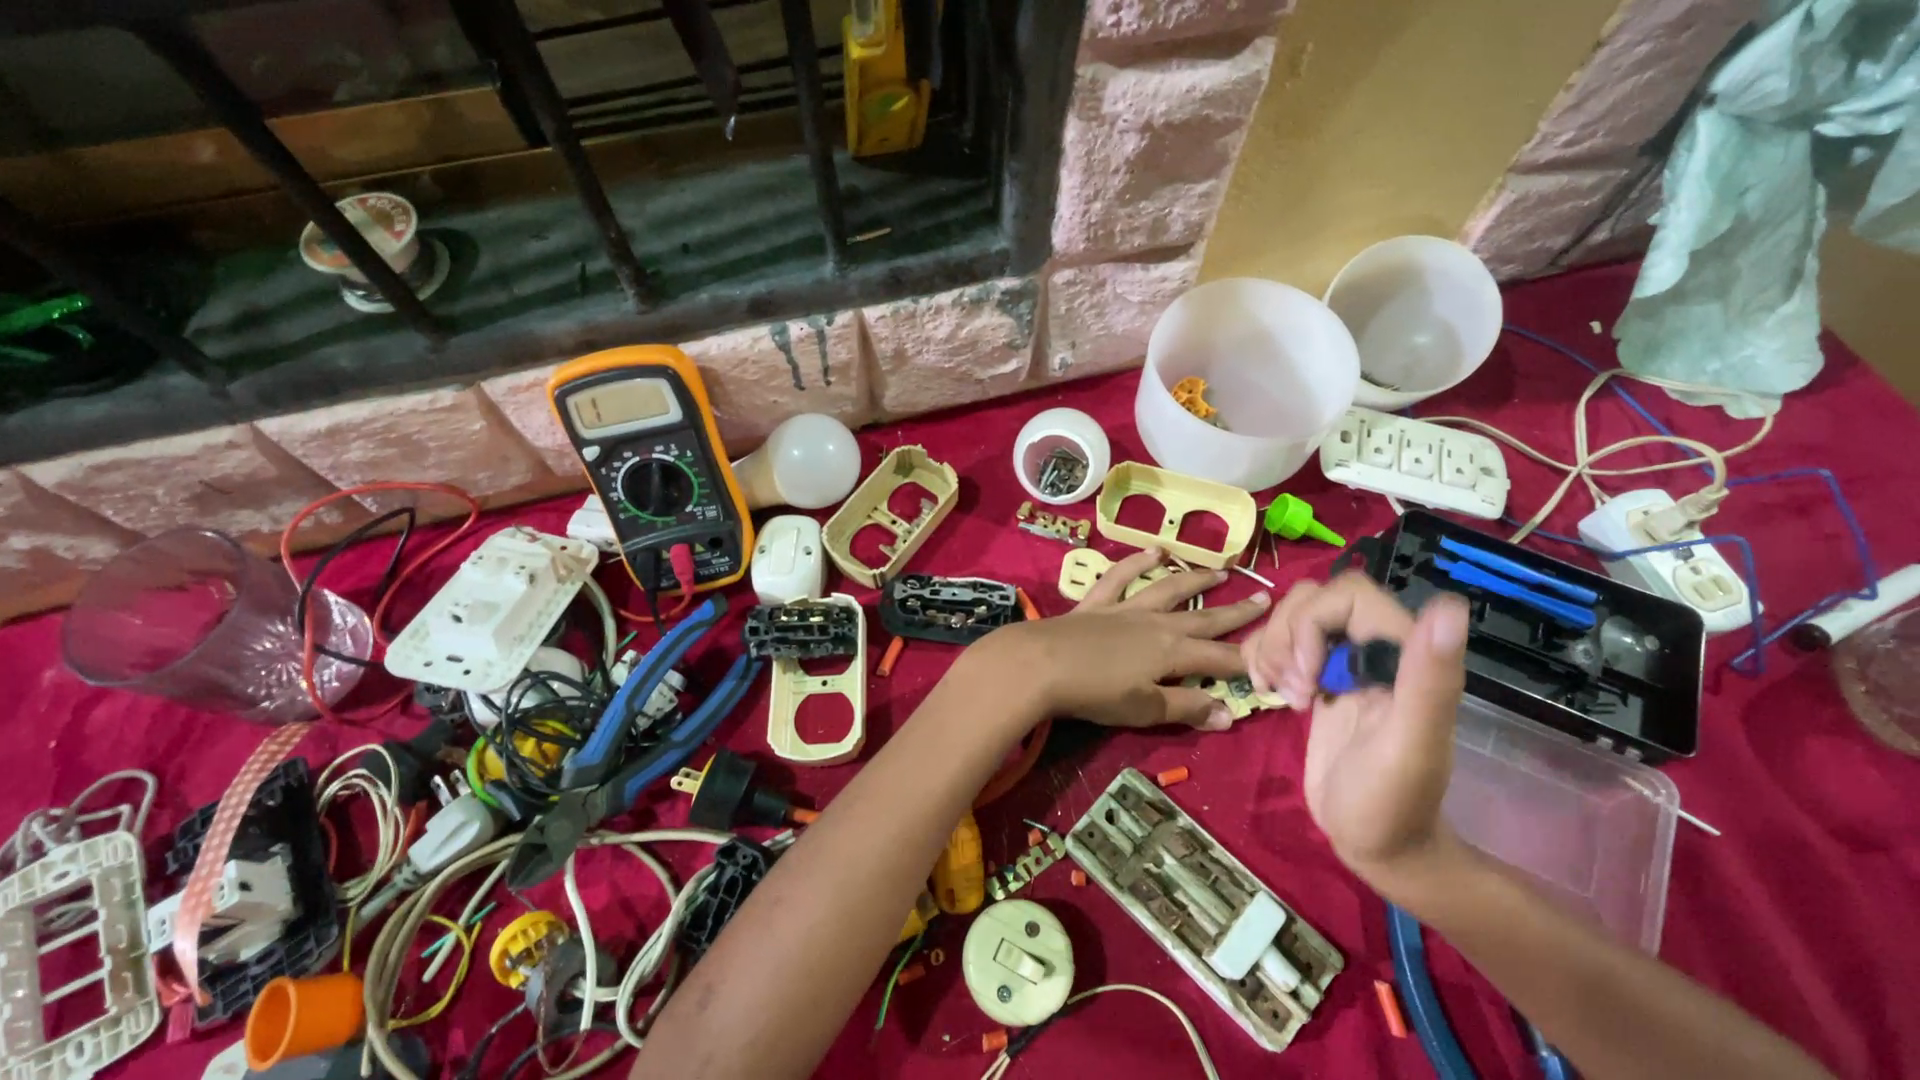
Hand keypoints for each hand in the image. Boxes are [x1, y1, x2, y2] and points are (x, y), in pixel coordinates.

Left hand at [981, 548, 1269, 729]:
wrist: (1039, 664)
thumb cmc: (1094, 692)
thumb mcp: (1145, 709)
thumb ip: (1187, 708)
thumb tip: (1230, 714)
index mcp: (1173, 652)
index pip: (1220, 658)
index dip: (1247, 660)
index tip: (1274, 657)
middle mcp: (1156, 623)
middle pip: (1203, 617)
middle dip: (1236, 613)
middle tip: (1265, 600)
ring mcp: (1126, 609)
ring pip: (1169, 590)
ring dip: (1196, 581)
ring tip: (1220, 571)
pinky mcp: (1096, 604)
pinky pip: (1121, 577)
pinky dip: (1138, 562)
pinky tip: (1155, 551)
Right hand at [1240, 573, 1470, 891]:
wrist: (1375, 844)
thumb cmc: (1393, 803)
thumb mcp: (1410, 745)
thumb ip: (1429, 678)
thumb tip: (1450, 606)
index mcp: (1404, 650)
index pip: (1346, 594)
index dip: (1313, 625)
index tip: (1310, 679)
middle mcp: (1374, 647)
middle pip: (1311, 599)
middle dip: (1287, 640)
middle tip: (1296, 693)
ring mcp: (1342, 663)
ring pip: (1290, 615)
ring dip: (1271, 649)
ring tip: (1283, 695)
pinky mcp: (1317, 681)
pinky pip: (1277, 642)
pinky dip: (1260, 659)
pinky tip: (1268, 692)